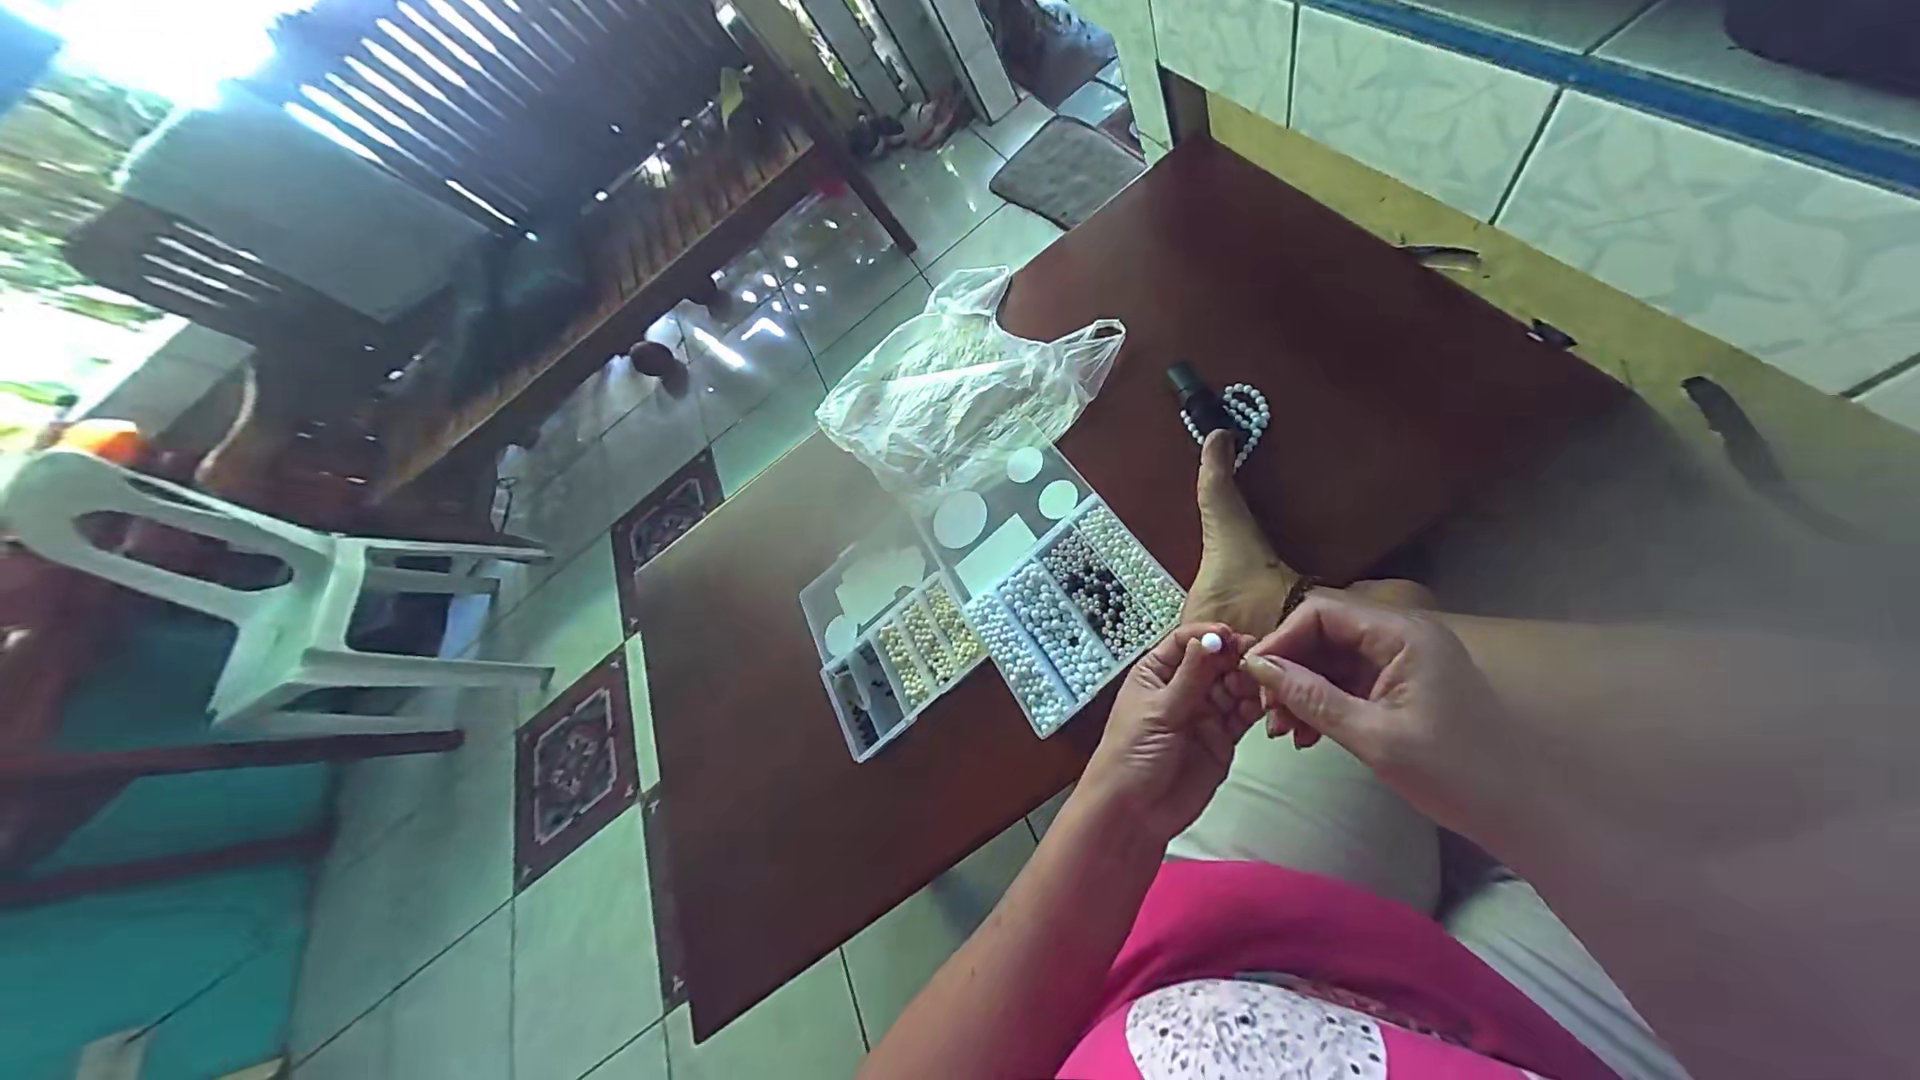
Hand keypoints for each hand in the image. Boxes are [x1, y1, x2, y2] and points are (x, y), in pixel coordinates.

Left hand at [1081, 623, 1264, 844]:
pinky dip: (1255, 706)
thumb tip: (1210, 638)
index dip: (1207, 636)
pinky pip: (1242, 714)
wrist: (1135, 812)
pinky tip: (1265, 702)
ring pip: (1232, 686)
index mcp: (1155, 673)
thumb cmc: (1133, 753)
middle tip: (1256, 658)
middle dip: (1234, 657)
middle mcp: (1180, 688)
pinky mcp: (1221, 737)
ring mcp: (1202, 712)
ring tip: (1260, 682)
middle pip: (1213, 662)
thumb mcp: (1160, 710)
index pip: (1183, 642)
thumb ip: (1190, 676)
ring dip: (1247, 681)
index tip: (1232, 635)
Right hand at [1238, 593, 1523, 836]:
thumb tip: (1255, 666)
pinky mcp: (1398, 685)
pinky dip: (1319, 704)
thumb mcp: (1373, 736)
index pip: (1321, 612)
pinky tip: (1305, 735)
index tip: (1255, 678)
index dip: (1281, 639)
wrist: (1530, 817)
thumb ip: (1310, 696)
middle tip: (1267, 713)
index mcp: (1402, 634)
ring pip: (1327, 660)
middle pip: (1321, 634)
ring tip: (1282, 732)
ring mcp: (1400, 661)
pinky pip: (1344, 682)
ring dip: (1299, 691)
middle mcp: (1399, 636)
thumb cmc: (1457, 773)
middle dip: (1287, 670)